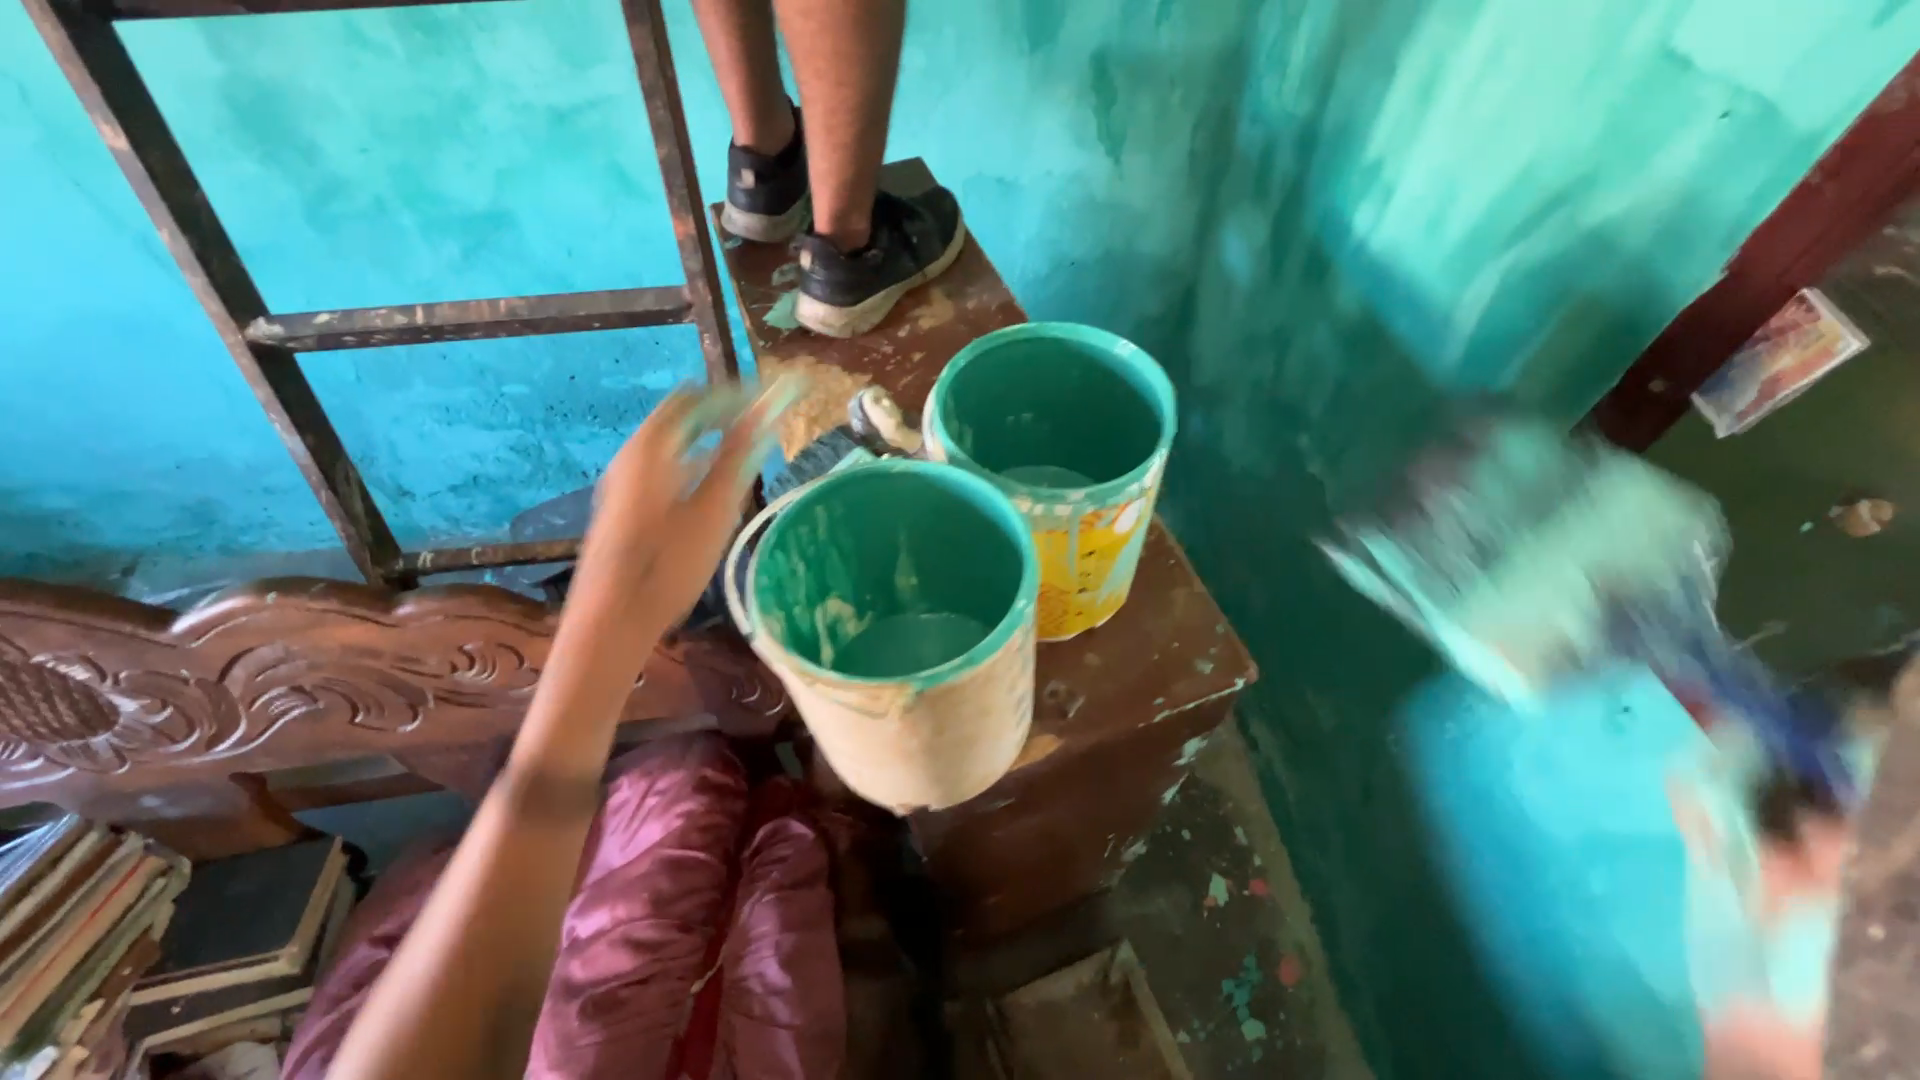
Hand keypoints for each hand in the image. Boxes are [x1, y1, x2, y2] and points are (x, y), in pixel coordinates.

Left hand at [569, 388, 775, 637]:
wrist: (613, 619)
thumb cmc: (669, 563)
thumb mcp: (714, 508)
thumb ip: (739, 456)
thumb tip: (766, 410)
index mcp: (651, 448)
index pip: (695, 398)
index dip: (733, 394)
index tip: (769, 398)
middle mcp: (631, 456)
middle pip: (679, 417)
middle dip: (720, 412)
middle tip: (760, 420)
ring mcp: (624, 482)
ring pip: (670, 443)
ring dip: (707, 438)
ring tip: (745, 448)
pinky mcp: (624, 507)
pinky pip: (663, 466)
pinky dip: (692, 461)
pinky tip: (712, 484)